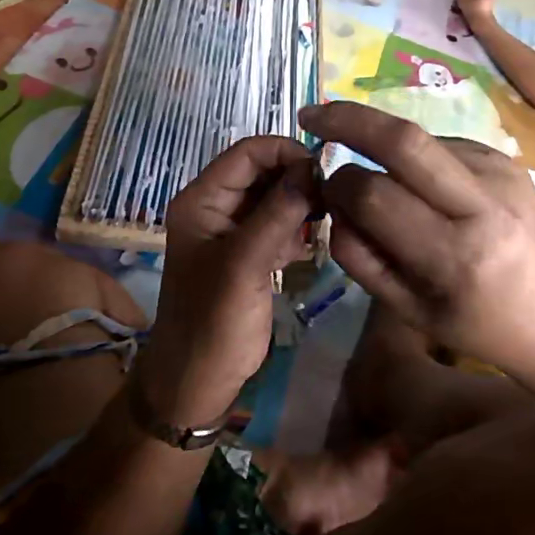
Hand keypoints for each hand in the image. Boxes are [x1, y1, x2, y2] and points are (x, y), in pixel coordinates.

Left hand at [137, 136, 316, 425]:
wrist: (196, 382)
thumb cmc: (212, 322)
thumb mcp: (244, 264)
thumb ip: (277, 214)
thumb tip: (314, 168)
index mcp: (203, 200)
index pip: (248, 153)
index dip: (286, 152)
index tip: (326, 168)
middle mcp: (218, 208)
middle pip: (265, 172)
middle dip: (300, 177)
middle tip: (338, 193)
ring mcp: (237, 232)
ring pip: (277, 198)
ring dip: (304, 202)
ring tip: (335, 214)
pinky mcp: (254, 255)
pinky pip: (282, 225)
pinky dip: (302, 226)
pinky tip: (321, 238)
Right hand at [299, 102, 534, 378]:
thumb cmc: (471, 321)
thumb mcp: (403, 308)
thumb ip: (357, 254)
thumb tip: (333, 199)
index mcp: (456, 254)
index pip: (376, 196)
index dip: (338, 187)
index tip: (323, 189)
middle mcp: (483, 204)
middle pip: (404, 140)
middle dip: (348, 119)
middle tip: (313, 115)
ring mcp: (498, 172)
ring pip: (417, 139)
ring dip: (382, 147)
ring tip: (384, 181)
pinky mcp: (502, 156)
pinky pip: (438, 145)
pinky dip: (413, 159)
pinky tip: (423, 189)